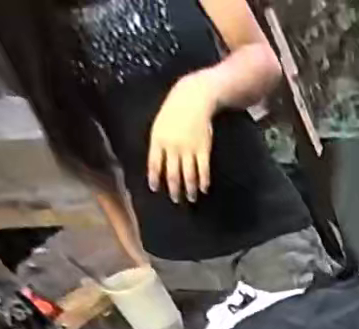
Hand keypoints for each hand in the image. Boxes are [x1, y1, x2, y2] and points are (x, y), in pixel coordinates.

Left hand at [148, 71, 220, 202]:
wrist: (192, 100)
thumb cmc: (174, 112)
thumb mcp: (160, 125)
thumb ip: (160, 144)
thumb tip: (160, 163)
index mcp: (158, 140)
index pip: (154, 164)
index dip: (154, 178)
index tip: (155, 189)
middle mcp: (172, 147)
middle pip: (172, 174)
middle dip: (174, 189)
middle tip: (176, 200)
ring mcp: (189, 149)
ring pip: (188, 175)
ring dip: (190, 189)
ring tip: (191, 198)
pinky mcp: (203, 150)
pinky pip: (203, 170)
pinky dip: (203, 181)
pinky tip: (204, 188)